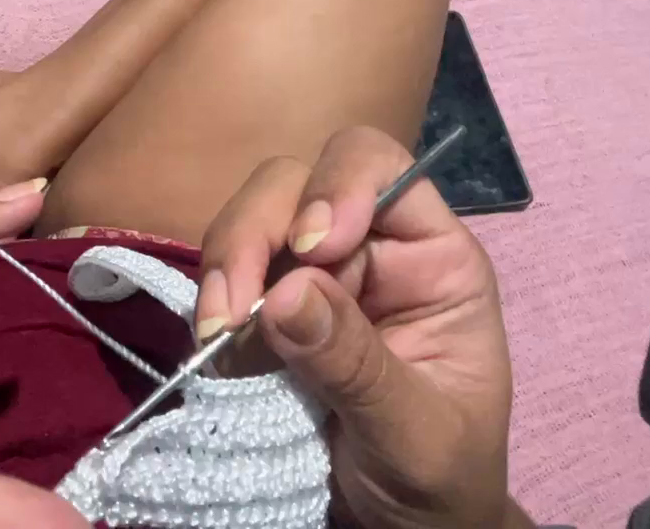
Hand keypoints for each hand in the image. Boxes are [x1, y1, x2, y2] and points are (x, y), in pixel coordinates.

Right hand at [195, 126, 524, 528]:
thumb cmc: (440, 480)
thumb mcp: (421, 437)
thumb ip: (360, 367)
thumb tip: (285, 294)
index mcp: (426, 254)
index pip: (379, 169)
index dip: (340, 184)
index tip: (313, 247)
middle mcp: (360, 243)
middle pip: (293, 181)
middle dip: (259, 230)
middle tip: (238, 305)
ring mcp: (302, 268)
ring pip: (247, 217)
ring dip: (224, 262)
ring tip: (219, 333)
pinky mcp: (258, 297)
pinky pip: (220, 268)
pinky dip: (209, 295)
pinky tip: (213, 341)